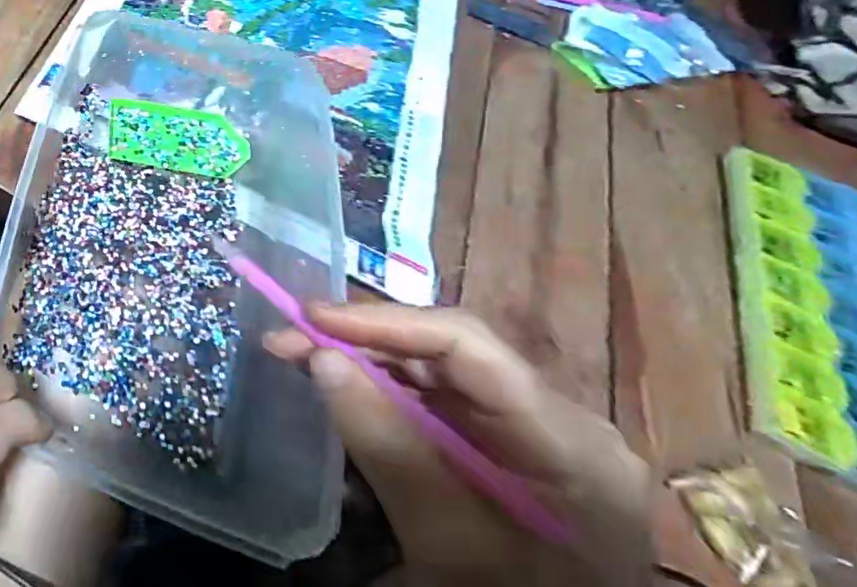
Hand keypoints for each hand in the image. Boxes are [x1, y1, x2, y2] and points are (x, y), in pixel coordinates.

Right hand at [265, 305, 653, 585]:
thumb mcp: (447, 538)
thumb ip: (388, 446)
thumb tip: (320, 357)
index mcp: (570, 440)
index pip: (466, 344)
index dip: (382, 321)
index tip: (309, 318)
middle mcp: (558, 419)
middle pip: (443, 352)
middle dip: (358, 341)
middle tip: (285, 342)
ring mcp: (532, 433)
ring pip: (431, 370)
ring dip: (360, 361)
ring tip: (297, 358)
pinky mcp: (504, 448)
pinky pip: (433, 400)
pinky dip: (379, 393)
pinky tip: (340, 393)